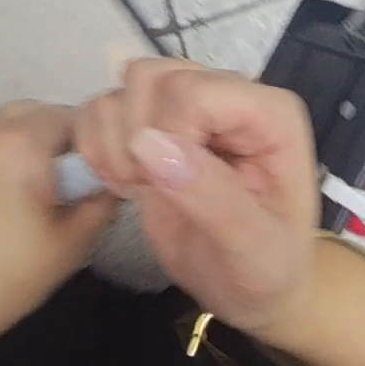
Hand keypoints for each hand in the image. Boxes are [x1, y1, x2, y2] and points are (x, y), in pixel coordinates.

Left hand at [0, 103, 116, 365]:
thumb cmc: (3, 276)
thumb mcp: (69, 246)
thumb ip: (100, 202)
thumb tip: (113, 178)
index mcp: (20, 141)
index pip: (71, 116)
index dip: (89, 143)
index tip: (90, 176)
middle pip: (36, 112)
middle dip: (55, 139)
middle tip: (63, 184)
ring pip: (6, 121)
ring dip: (24, 142)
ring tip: (28, 189)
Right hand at [74, 60, 317, 334]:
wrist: (246, 289)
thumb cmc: (264, 272)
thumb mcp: (253, 252)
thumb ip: (212, 198)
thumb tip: (149, 143)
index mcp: (269, 114)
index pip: (194, 91)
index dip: (168, 136)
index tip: (172, 189)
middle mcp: (228, 94)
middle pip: (153, 77)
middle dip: (134, 138)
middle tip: (148, 190)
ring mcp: (188, 102)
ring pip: (129, 81)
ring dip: (114, 139)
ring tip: (136, 185)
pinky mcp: (153, 118)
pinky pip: (105, 102)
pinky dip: (95, 141)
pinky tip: (119, 180)